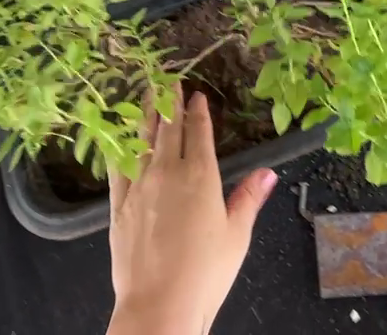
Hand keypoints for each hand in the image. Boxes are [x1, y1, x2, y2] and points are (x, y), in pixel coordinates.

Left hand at [107, 84, 278, 334]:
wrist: (160, 305)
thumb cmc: (206, 273)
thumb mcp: (237, 236)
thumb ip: (249, 198)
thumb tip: (268, 172)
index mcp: (201, 175)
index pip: (199, 131)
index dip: (198, 110)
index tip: (196, 94)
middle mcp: (168, 171)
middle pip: (168, 127)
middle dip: (170, 102)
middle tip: (168, 80)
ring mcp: (140, 185)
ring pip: (142, 138)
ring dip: (145, 113)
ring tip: (146, 93)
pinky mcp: (118, 203)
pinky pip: (118, 165)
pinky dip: (120, 144)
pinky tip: (119, 134)